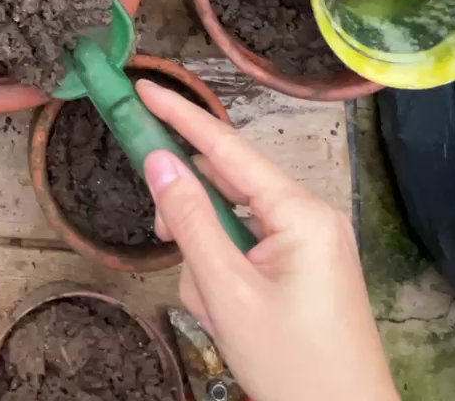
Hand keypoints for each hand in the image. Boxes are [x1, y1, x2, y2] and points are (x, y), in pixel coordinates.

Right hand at [137, 80, 398, 400]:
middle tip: (161, 230)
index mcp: (300, 212)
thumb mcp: (227, 292)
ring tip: (208, 300)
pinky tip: (223, 307)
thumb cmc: (292, 367)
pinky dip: (225, 266)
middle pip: (229, 184)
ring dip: (208, 252)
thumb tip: (158, 160)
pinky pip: (250, 243)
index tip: (144, 87)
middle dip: (192, 211)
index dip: (181, 115)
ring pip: (234, 218)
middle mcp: (310, 213)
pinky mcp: (305, 264)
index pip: (227, 147)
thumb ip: (189, 219)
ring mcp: (311, 239)